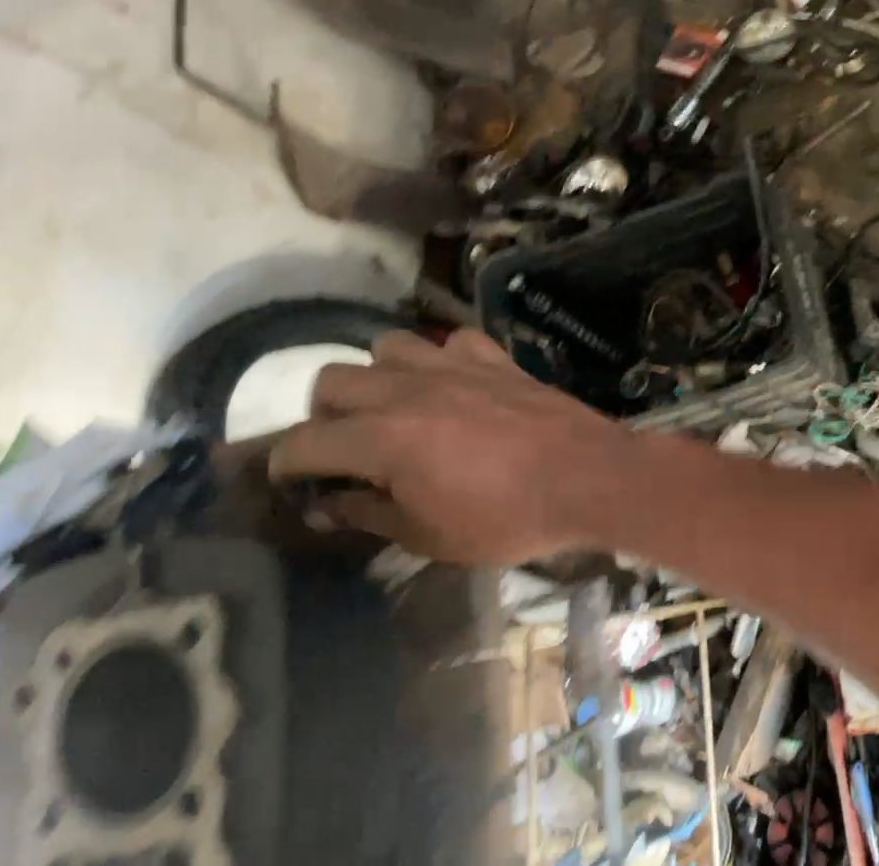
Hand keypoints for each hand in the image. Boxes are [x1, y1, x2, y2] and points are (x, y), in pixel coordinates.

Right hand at [268, 328, 624, 563]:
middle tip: (348, 446)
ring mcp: (457, 367)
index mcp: (381, 438)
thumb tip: (331, 504)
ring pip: (389, 346)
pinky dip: (445, 358)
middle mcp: (409, 390)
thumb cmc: (511, 518)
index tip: (295, 482)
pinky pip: (455, 341)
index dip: (287, 466)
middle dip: (325, 414)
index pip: (302, 442)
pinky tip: (457, 385)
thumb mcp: (430, 536)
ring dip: (380, 375)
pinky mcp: (499, 360)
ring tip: (398, 408)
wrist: (592, 478)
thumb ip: (371, 515)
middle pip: (332, 380)